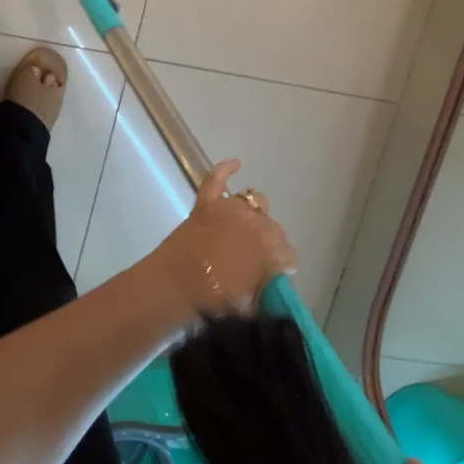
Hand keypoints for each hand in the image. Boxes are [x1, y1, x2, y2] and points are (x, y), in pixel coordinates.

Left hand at [148, 159, 297, 314]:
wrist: (176, 285)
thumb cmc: (216, 299)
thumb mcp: (253, 299)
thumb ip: (267, 282)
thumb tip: (273, 278)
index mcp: (271, 249)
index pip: (288, 253)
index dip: (281, 265)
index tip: (274, 274)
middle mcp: (256, 223)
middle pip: (273, 228)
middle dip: (268, 242)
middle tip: (255, 257)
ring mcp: (229, 209)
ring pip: (252, 202)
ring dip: (252, 214)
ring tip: (244, 229)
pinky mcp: (206, 203)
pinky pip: (217, 179)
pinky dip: (226, 169)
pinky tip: (236, 163)